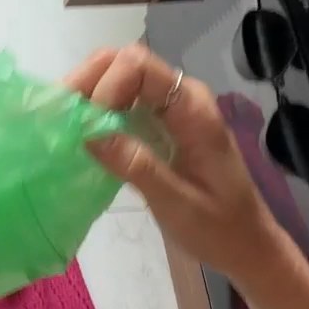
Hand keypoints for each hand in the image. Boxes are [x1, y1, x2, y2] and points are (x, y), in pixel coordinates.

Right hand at [65, 46, 288, 286]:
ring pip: (117, 75)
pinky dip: (93, 107)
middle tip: (61, 116)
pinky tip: (78, 130)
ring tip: (63, 123)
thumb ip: (137, 166)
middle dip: (87, 81)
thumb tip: (89, 135)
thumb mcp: (178, 205)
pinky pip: (119, 98)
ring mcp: (167, 106)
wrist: (247, 248)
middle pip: (123, 61)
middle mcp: (180, 96)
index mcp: (192, 108)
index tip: (88, 125)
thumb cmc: (219, 229)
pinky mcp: (155, 121)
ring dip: (85, 92)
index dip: (106, 85)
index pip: (139, 65)